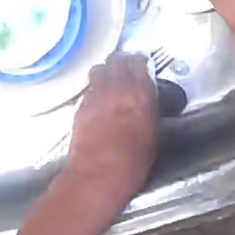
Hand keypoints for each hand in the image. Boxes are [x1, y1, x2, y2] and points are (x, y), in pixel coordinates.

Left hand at [62, 53, 157, 214]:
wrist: (97, 175)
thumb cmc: (132, 161)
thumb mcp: (153, 134)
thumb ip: (149, 108)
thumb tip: (147, 100)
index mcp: (140, 92)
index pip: (139, 62)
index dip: (140, 63)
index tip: (141, 68)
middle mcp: (117, 87)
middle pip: (117, 59)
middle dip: (122, 62)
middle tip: (126, 72)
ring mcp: (96, 94)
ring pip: (99, 68)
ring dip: (106, 71)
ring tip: (109, 82)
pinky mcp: (81, 104)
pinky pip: (89, 87)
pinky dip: (95, 89)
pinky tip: (98, 102)